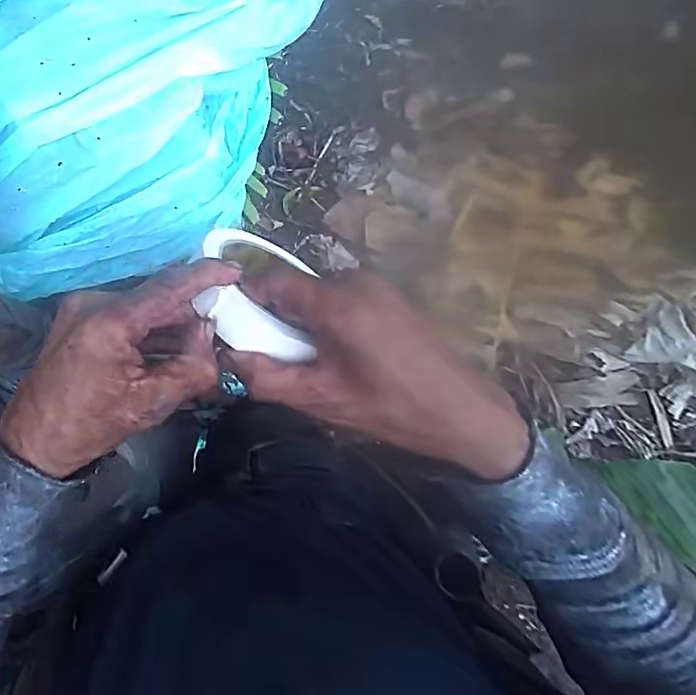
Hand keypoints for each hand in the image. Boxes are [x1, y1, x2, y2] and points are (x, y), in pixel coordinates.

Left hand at [0, 260, 240, 478]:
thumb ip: (191, 366)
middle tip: (214, 334)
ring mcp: (82, 306)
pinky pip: (126, 313)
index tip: (234, 271)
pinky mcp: (78, 316)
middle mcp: (93, 302)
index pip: (168, 286)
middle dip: (189, 314)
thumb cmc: (89, 426)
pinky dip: (148, 329)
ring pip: (143, 305)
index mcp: (110, 320)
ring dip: (169, 323)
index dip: (206, 275)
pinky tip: (164, 349)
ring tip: (191, 350)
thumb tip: (209, 336)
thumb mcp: (151, 403)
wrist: (33, 441)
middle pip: (157, 297)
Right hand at [226, 267, 531, 479]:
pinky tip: (346, 354)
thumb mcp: (323, 400)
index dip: (249, 299)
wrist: (467, 414)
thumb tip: (229, 358)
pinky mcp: (391, 295)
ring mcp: (378, 285)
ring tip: (317, 361)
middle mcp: (355, 280)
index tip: (239, 326)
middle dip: (280, 316)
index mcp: (337, 302)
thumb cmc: (392, 409)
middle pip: (297, 287)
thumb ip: (268, 378)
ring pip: (320, 292)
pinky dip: (332, 318)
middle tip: (282, 355)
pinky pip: (345, 297)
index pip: (274, 280)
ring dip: (307, 319)